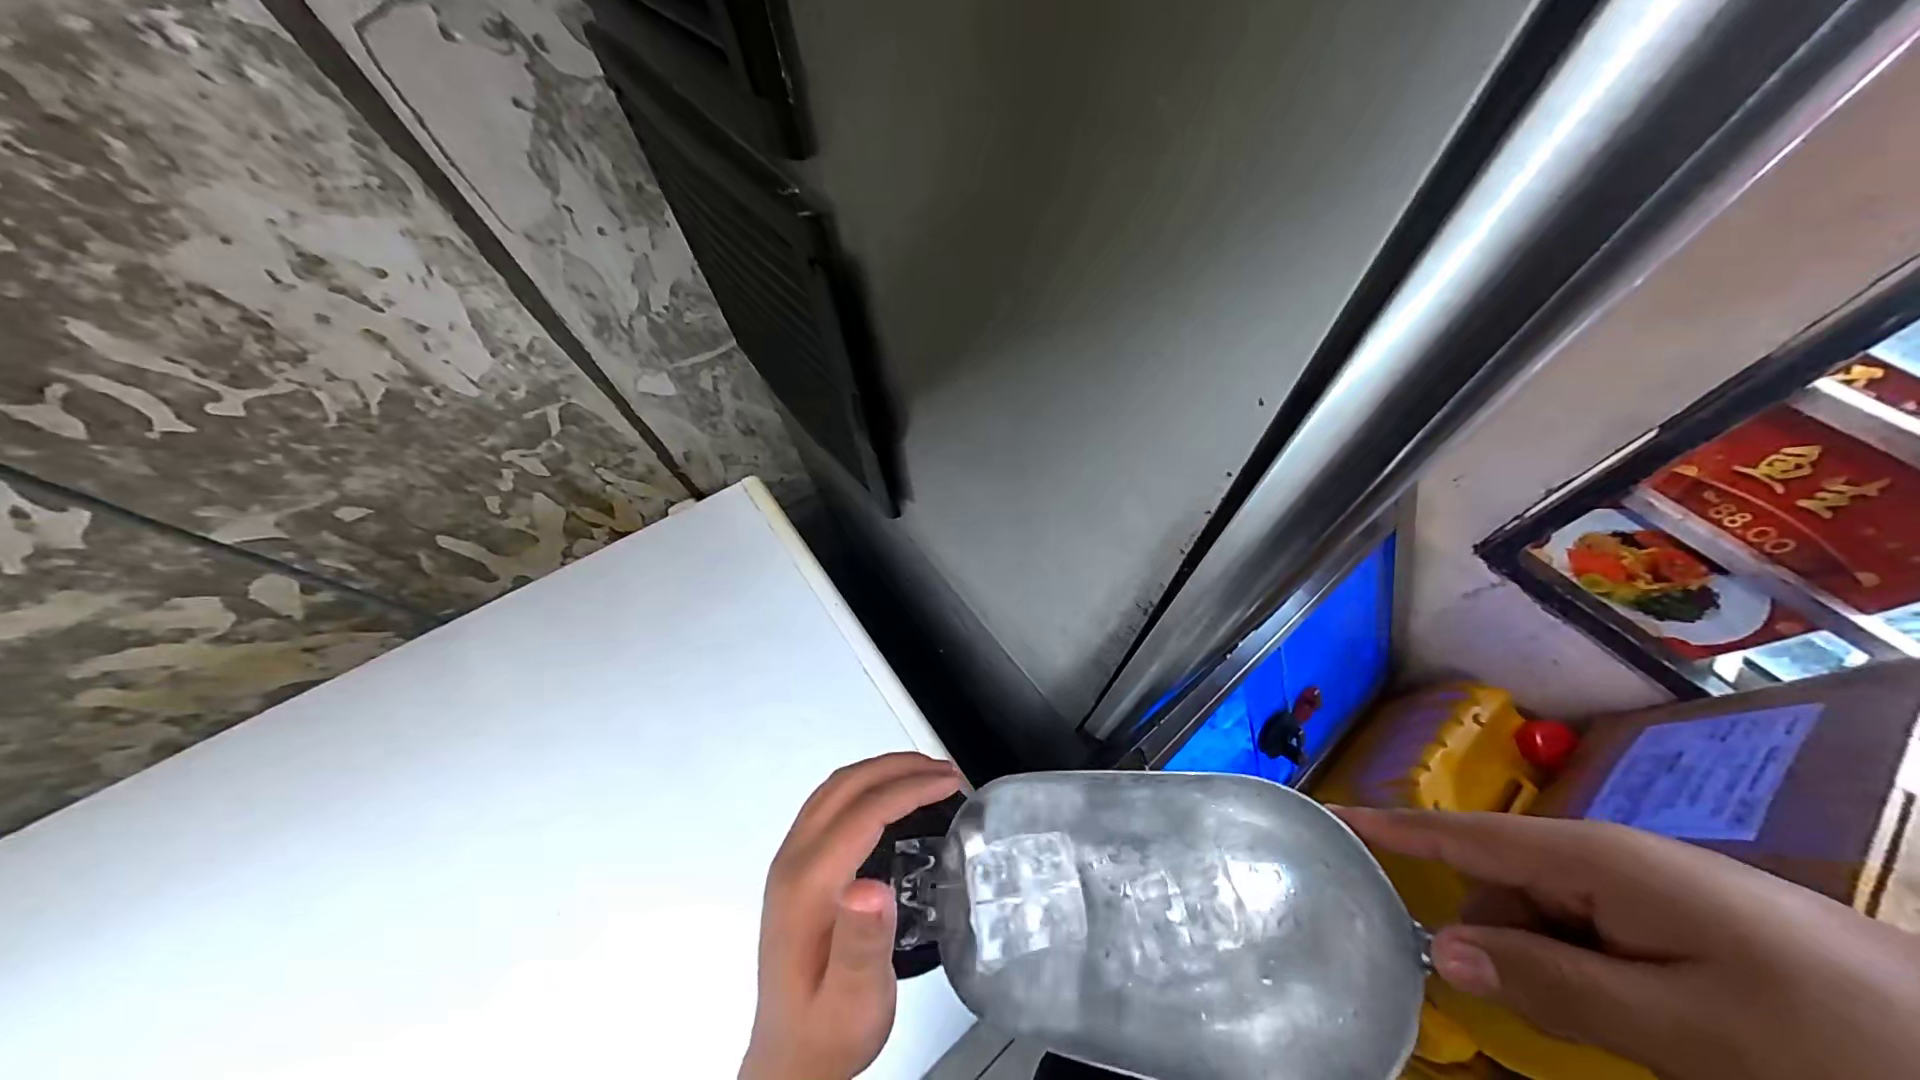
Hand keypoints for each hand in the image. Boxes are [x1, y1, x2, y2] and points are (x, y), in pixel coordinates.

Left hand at [739, 752, 963, 1079]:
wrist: (790, 1059)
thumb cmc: (828, 1031)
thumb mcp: (853, 1001)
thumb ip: (861, 945)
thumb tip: (871, 886)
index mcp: (807, 885)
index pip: (864, 811)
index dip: (910, 787)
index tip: (951, 782)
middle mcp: (792, 861)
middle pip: (845, 787)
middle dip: (898, 767)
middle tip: (945, 770)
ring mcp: (789, 862)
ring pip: (834, 789)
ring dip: (881, 771)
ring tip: (925, 774)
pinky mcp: (795, 869)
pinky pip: (830, 804)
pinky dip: (866, 787)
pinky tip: (891, 799)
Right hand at [1335, 808, 1919, 1079]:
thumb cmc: (1838, 1037)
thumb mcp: (1691, 1031)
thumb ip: (1555, 985)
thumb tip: (1441, 950)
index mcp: (1600, 861)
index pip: (1466, 833)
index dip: (1394, 826)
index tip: (1332, 819)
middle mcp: (1610, 859)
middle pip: (1505, 887)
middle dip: (1503, 944)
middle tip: (1553, 1018)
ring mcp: (1646, 887)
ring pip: (1547, 918)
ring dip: (1554, 970)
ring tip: (1625, 1031)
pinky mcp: (1675, 917)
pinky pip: (1594, 935)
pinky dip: (1593, 976)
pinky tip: (1647, 1020)